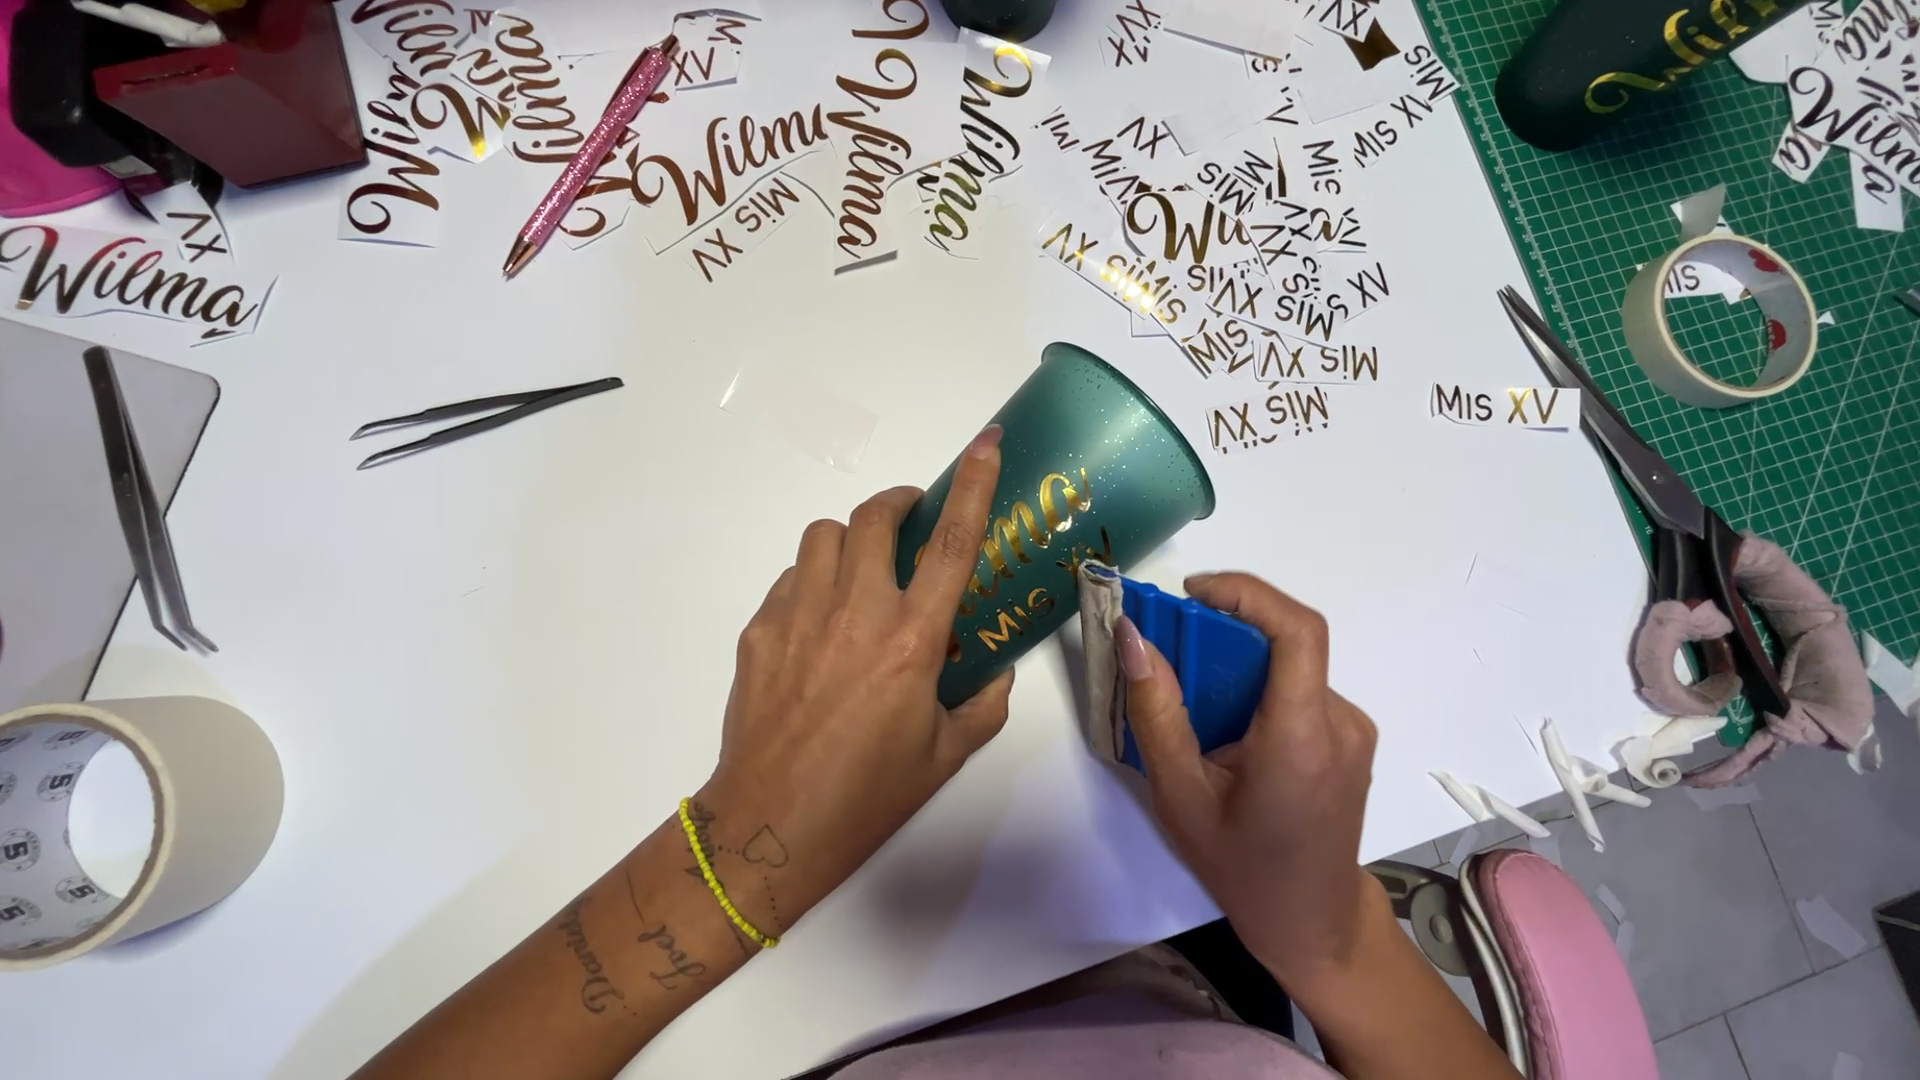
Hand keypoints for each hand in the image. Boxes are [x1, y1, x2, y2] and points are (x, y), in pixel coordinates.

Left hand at [695, 426, 1014, 936]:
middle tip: (910, 520)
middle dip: (897, 502)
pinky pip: (790, 579)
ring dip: (850, 540)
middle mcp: (856, 613)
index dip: (973, 485)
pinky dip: (812, 582)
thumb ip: (984, 704)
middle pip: (873, 517)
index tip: (985, 444)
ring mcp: (799, 616)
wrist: (773, 825)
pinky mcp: (759, 631)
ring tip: (861, 572)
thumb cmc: (869, 794)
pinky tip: (819, 624)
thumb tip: (995, 670)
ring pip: (822, 535)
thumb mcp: (946, 754)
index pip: (951, 544)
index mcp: (912, 640)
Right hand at [1117, 573, 1380, 993]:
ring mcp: (1352, 729)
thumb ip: (1156, 711)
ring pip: (1287, 665)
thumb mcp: (1180, 794)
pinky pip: (1296, 688)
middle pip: (1285, 643)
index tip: (1190, 592)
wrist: (1313, 922)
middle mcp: (1341, 722)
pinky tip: (1223, 727)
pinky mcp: (1347, 737)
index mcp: (1304, 737)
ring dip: (1234, 662)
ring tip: (1187, 697)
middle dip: (1220, 630)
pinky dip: (1253, 686)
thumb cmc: (1242, 866)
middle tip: (1166, 648)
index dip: (1245, 593)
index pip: (1297, 631)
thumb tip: (1132, 636)